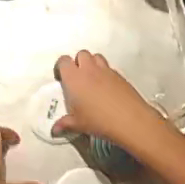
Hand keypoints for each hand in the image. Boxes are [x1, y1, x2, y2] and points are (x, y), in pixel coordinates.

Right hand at [53, 50, 168, 148]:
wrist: (130, 120)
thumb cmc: (98, 120)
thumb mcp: (78, 124)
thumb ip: (64, 124)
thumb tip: (54, 130)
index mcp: (74, 78)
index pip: (63, 61)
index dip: (60, 67)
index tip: (61, 78)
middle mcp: (89, 69)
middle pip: (81, 54)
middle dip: (78, 62)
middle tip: (77, 79)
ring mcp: (106, 70)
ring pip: (97, 57)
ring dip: (92, 64)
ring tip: (92, 80)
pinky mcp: (120, 75)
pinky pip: (109, 68)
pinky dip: (105, 73)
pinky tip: (106, 89)